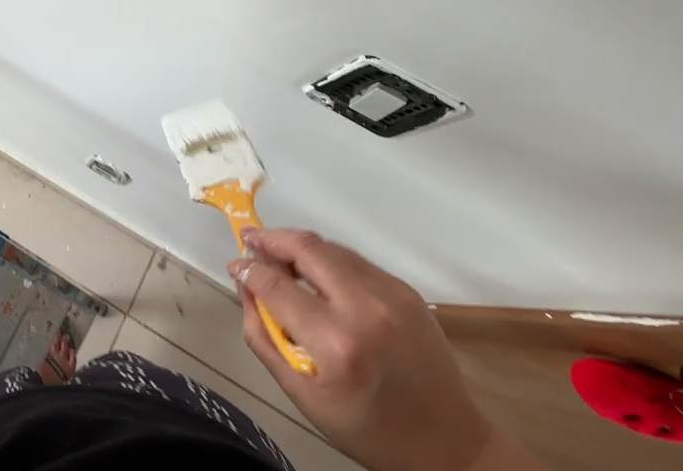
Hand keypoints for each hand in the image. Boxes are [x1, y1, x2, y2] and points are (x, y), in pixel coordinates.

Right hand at [229, 228, 543, 470]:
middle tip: (250, 239)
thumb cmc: (367, 428)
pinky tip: (317, 273)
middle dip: (272, 239)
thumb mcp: (303, 396)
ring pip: (332, 248)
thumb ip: (264, 338)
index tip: (234, 265)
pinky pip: (356, 262)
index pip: (277, 287)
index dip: (249, 270)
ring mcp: (392, 295)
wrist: (447, 443)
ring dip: (299, 245)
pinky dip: (329, 260)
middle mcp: (366, 309)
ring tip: (277, 252)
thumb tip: (245, 288)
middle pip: (307, 249)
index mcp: (337, 344)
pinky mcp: (407, 291)